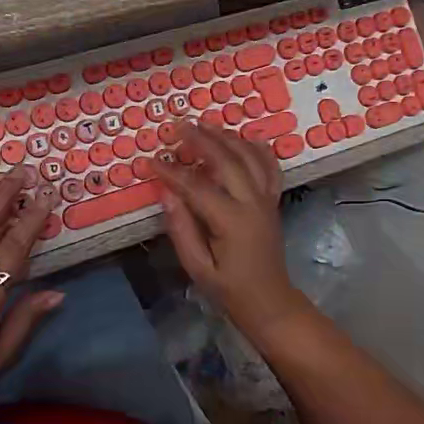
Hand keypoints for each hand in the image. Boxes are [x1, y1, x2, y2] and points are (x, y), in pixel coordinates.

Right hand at [157, 123, 305, 330]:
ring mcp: (266, 199)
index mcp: (231, 221)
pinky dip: (257, 148)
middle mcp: (252, 203)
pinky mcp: (272, 200)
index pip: (196, 187)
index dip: (171, 171)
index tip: (150, 160)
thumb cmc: (227, 287)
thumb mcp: (196, 265)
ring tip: (204, 124)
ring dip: (226, 137)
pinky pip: (269, 166)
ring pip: (249, 157)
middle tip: (178, 125)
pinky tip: (245, 137)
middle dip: (200, 140)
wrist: (268, 299)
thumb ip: (181, 228)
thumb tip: (166, 193)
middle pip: (227, 160)